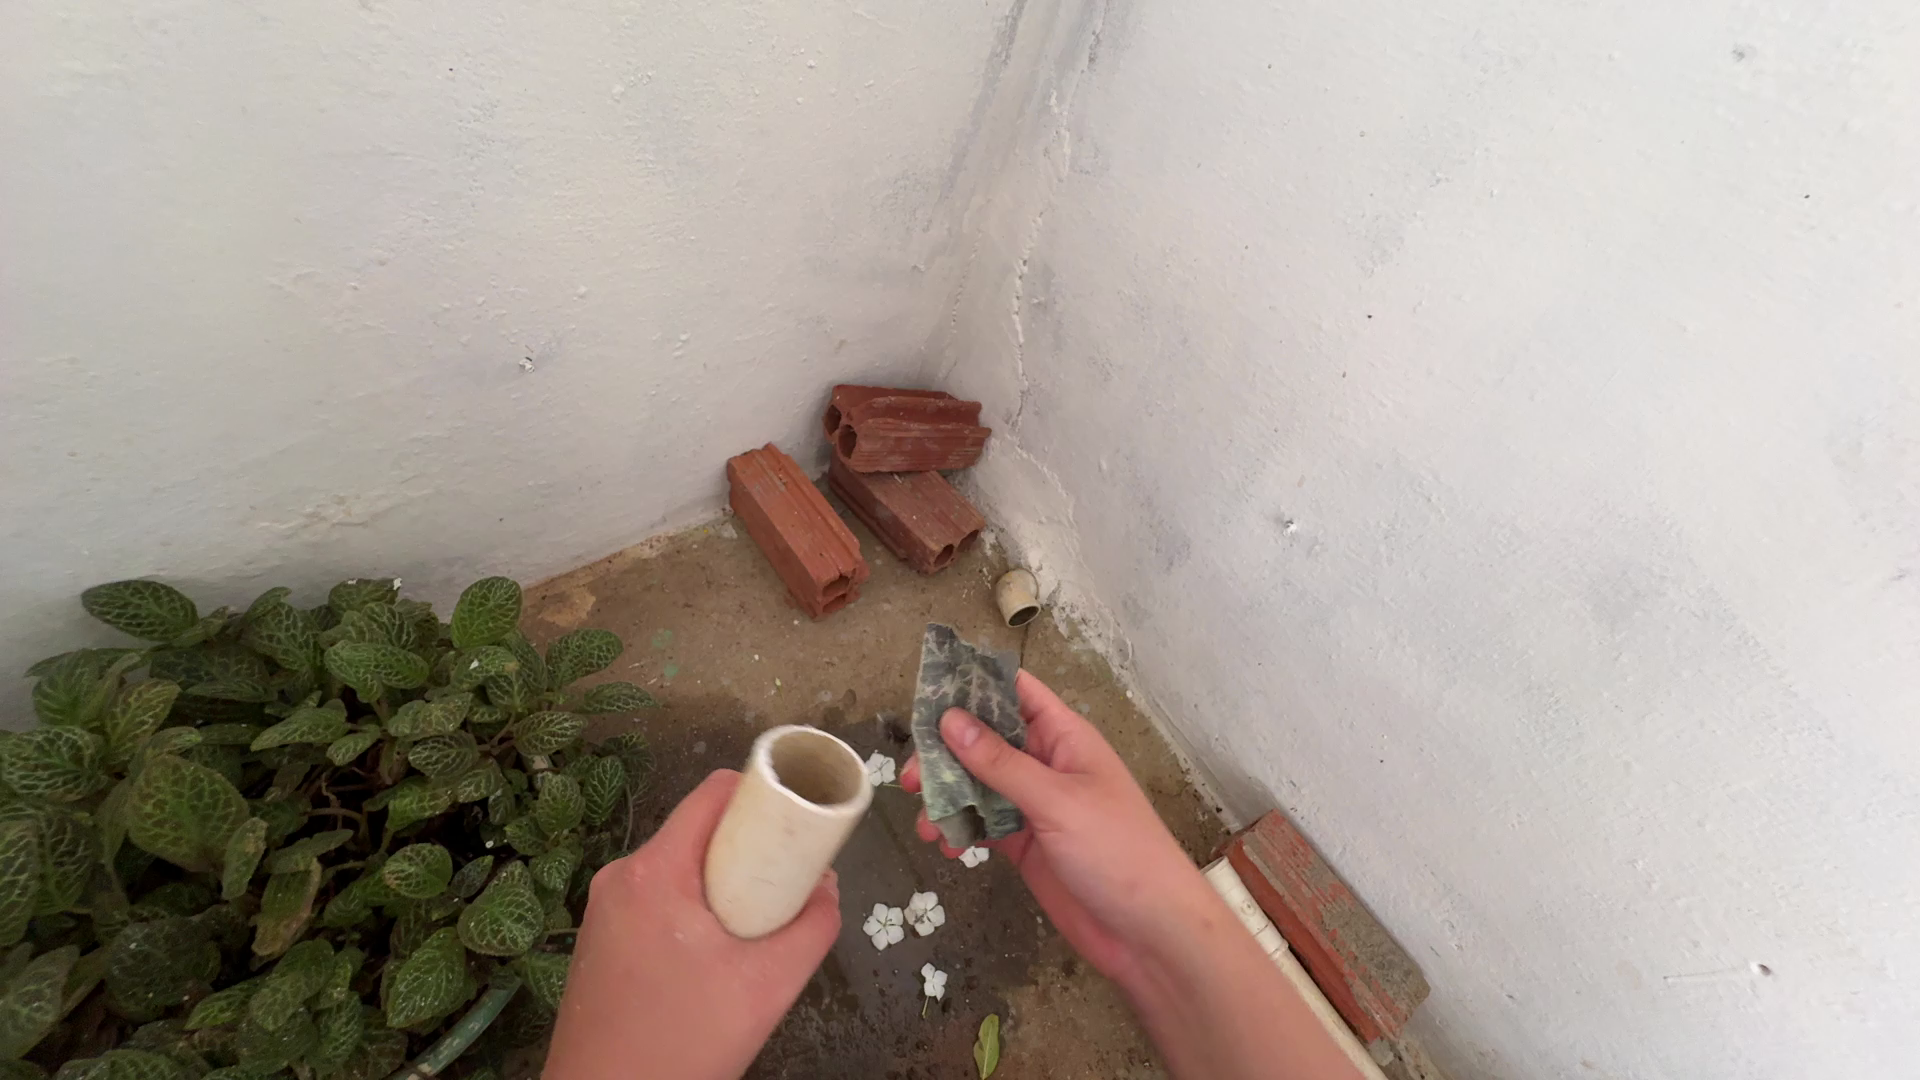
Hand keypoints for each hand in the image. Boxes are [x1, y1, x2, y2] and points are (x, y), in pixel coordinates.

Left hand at [544, 770, 839, 1079]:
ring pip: (680, 860)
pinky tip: (715, 944)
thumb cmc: (683, 1044)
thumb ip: (813, 927)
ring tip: (754, 914)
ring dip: (721, 873)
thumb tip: (827, 886)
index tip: (793, 819)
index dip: (761, 792)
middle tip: (782, 875)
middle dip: (747, 840)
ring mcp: (605, 907)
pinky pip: (659, 891)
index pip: (714, 792)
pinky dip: (693, 899)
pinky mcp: (600, 937)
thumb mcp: (769, 986)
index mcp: (654, 871)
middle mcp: (622, 876)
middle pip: (699, 826)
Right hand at [904, 675, 1366, 1078]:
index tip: (928, 690)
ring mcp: (1033, 803)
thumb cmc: (1116, 850)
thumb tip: (949, 719)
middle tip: (909, 775)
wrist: (1150, 934)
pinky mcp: (1023, 842)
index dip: (975, 683)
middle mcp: (1045, 762)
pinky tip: (945, 847)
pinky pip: (982, 822)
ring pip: (977, 783)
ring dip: (947, 796)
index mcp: (1063, 736)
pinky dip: (959, 829)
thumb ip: (1000, 763)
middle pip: (985, 739)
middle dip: (946, 752)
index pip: (1015, 691)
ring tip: (923, 822)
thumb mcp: (1056, 801)